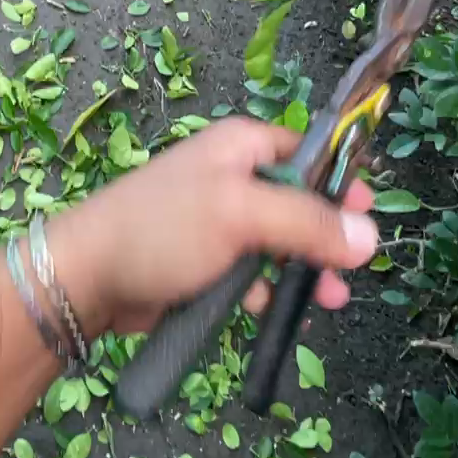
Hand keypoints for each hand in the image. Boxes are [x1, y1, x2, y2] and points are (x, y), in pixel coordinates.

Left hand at [46, 118, 377, 334]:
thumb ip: (307, 222)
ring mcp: (218, 218)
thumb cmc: (165, 228)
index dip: (338, 181)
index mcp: (241, 145)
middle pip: (298, 200)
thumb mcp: (241, 215)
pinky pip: (252, 270)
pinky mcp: (206, 258)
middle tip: (351, 268)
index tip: (367, 214)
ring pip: (278, 240)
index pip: (306, 152)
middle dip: (325, 235)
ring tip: (330, 299)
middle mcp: (232, 174)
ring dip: (303, 269)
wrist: (89, 276)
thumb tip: (368, 233)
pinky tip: (278, 312)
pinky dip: (269, 288)